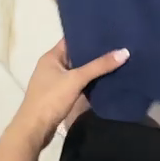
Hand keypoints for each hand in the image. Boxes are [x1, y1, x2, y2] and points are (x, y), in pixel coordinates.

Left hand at [5, 40, 129, 148]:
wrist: (35, 129)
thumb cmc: (51, 99)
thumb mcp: (76, 79)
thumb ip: (99, 66)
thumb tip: (125, 52)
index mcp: (51, 57)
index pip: (71, 39)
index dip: (88, 35)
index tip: (108, 31)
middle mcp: (52, 66)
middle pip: (76, 55)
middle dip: (94, 53)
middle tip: (118, 46)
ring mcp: (55, 82)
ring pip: (78, 71)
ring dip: (93, 69)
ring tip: (116, 60)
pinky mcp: (59, 96)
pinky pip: (77, 84)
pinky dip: (89, 82)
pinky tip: (106, 80)